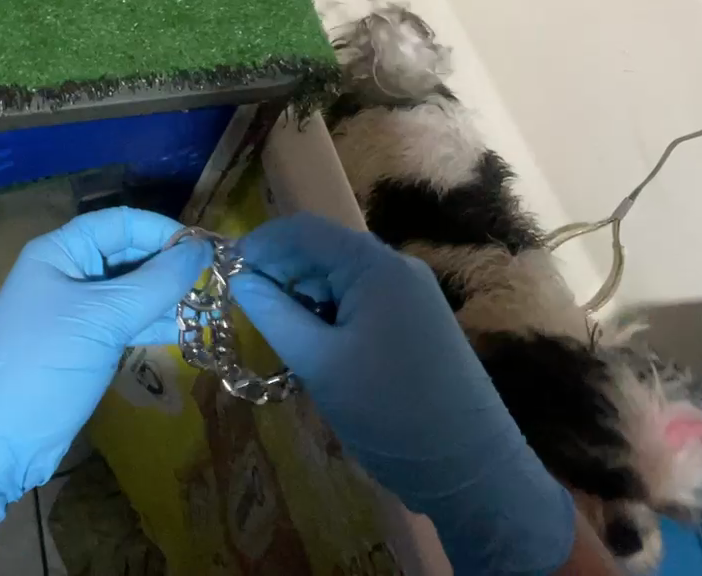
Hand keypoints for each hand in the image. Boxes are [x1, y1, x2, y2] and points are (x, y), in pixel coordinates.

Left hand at [0, 207, 207, 557]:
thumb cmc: (46, 363)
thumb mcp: (103, 318)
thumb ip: (156, 282)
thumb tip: (203, 250)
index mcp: (61, 251)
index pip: (121, 223)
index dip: (163, 231)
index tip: (204, 249)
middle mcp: (69, 271)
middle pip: (128, 253)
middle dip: (168, 265)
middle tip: (212, 281)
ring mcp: (76, 309)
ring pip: (131, 289)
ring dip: (166, 296)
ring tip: (207, 306)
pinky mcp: (86, 342)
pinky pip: (126, 320)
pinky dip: (153, 322)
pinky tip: (185, 330)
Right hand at [231, 214, 576, 575]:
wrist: (475, 471)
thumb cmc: (390, 412)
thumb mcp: (320, 363)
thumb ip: (274, 314)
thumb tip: (238, 279)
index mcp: (374, 265)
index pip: (304, 230)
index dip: (260, 245)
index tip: (226, 274)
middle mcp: (396, 266)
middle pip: (324, 250)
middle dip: (282, 272)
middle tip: (249, 310)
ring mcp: (412, 292)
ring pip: (342, 276)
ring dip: (305, 295)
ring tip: (281, 334)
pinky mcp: (418, 319)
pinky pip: (363, 298)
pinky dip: (331, 312)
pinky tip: (317, 345)